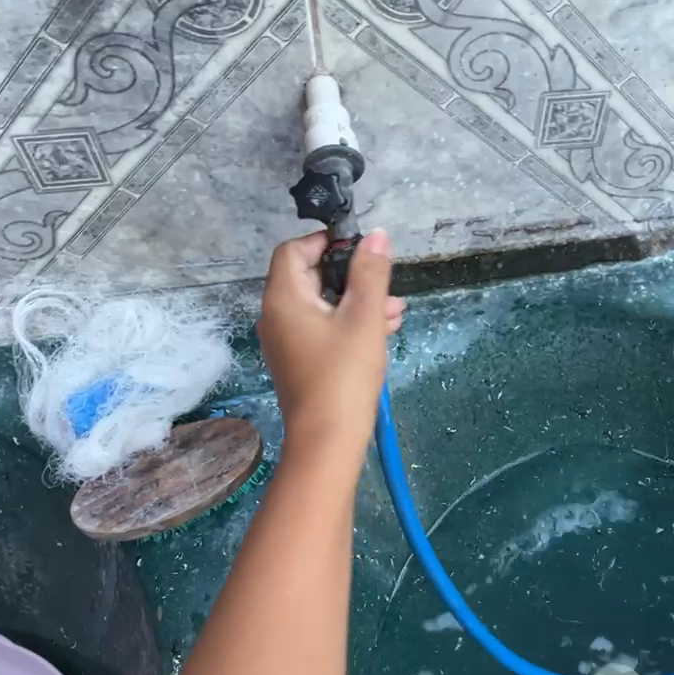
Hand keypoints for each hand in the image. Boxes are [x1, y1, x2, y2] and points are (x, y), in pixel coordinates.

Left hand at [259, 230, 404, 457]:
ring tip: (396, 309)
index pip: (294, 250)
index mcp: (283, 298)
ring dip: (358, 301)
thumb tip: (376, 235)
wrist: (328, 439)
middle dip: (351, 275)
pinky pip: (324, 329)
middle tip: (386, 281)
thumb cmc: (344, 373)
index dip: (326, 242)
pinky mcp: (300, 362)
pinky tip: (385, 329)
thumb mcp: (364, 317)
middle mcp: (277, 316)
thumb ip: (370, 272)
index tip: (361, 248)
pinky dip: (350, 324)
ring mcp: (287, 341)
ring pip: (322, 306)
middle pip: (310, 276)